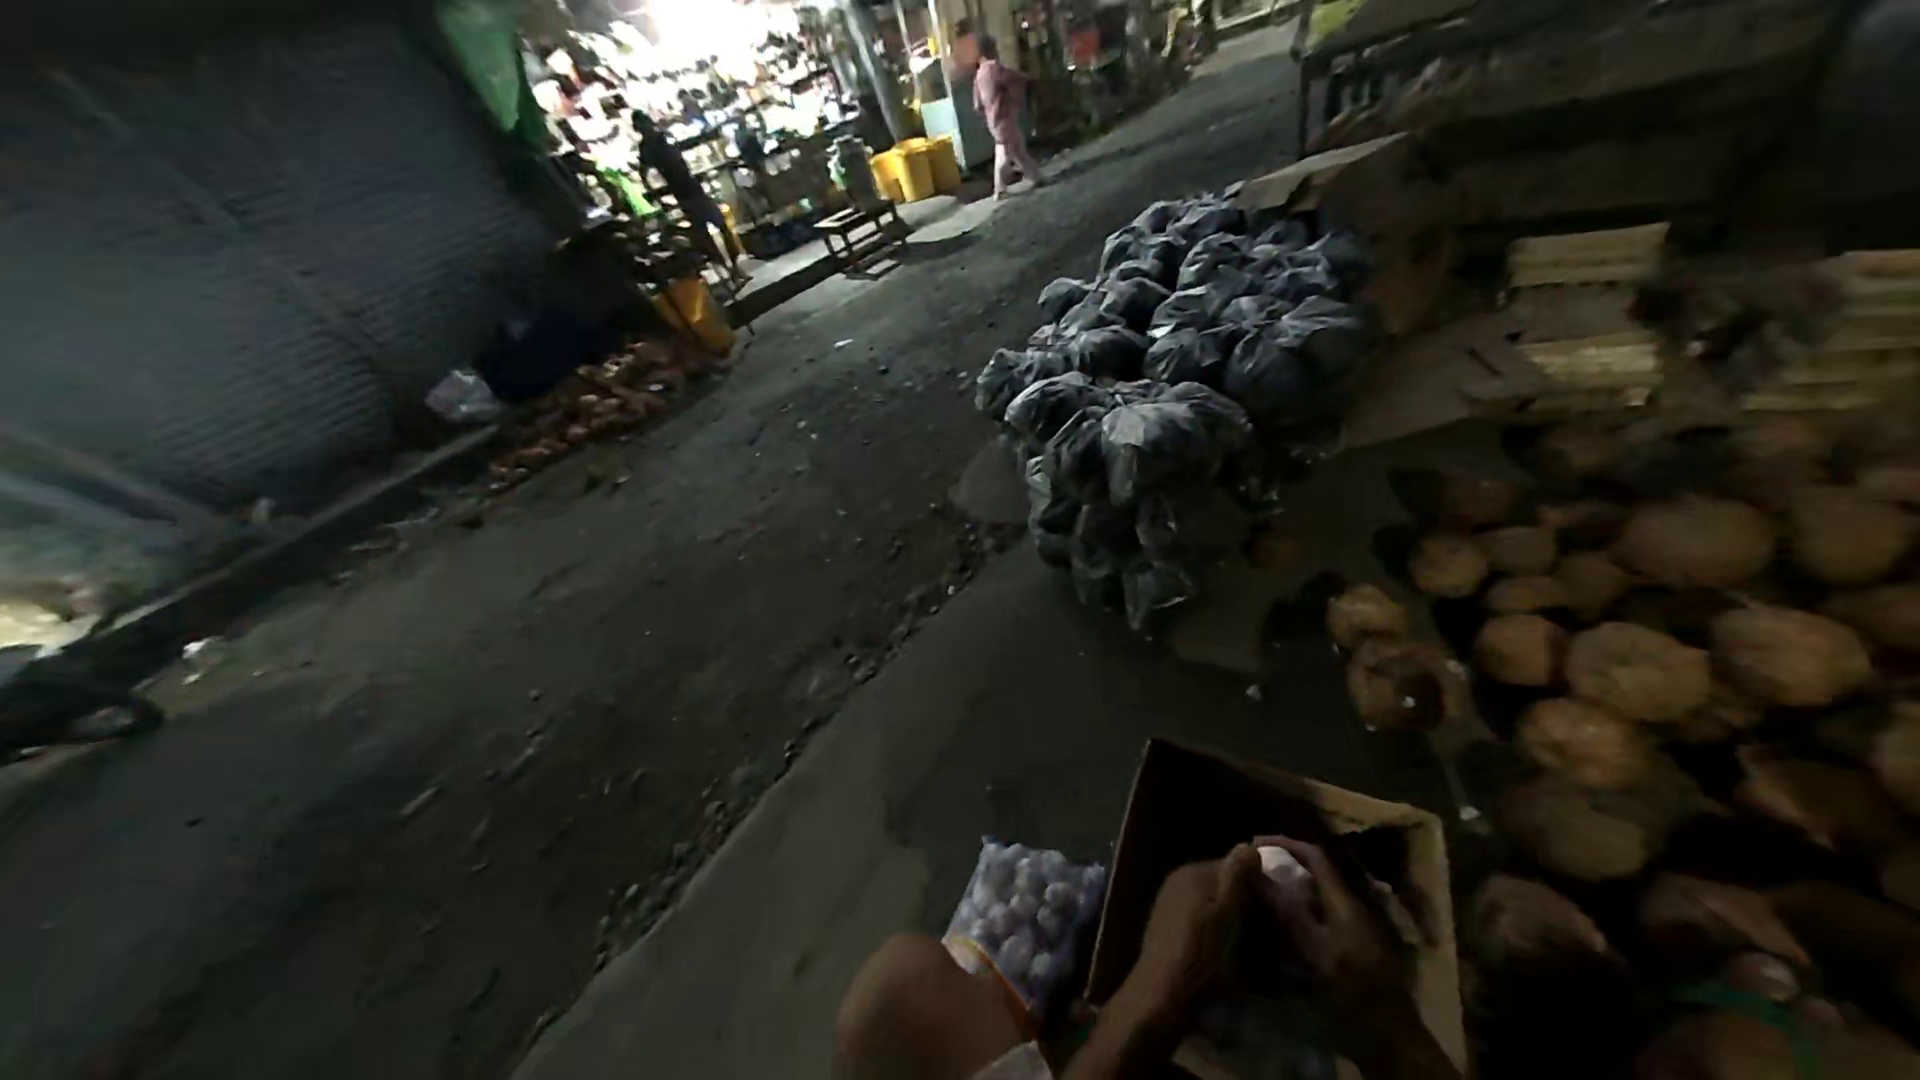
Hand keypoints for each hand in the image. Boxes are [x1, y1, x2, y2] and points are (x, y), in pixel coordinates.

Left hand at [1122, 844, 1260, 1018]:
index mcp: (1192, 872)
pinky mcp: (1171, 926)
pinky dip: (1221, 934)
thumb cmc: (1200, 952)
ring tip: (1258, 951)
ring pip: (1215, 907)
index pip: (1234, 867)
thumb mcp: (1225, 913)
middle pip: (1224, 887)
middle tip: (1273, 935)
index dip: (1260, 886)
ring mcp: (1172, 903)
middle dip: (1250, 906)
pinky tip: (1233, 958)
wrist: (1163, 992)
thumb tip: (1248, 845)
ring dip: (1238, 924)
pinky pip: (1204, 923)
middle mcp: (1179, 881)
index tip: (1281, 911)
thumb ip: (1236, 876)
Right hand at [1251, 836, 1402, 1012]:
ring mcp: (1353, 934)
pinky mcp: (1350, 954)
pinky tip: (1274, 933)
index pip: (1315, 857)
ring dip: (1285, 893)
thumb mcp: (1317, 955)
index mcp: (1346, 905)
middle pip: (1313, 876)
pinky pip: (1316, 922)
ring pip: (1314, 900)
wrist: (1394, 1050)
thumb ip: (1288, 914)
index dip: (1284, 843)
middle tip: (1249, 872)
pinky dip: (1293, 918)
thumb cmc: (1356, 999)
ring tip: (1254, 898)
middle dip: (1281, 868)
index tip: (1253, 844)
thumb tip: (1255, 874)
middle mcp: (1351, 912)